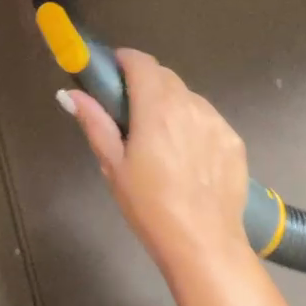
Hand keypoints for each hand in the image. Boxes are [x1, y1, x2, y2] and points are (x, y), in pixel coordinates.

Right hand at [60, 48, 252, 270]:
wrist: (205, 245)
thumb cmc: (149, 206)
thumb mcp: (113, 166)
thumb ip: (95, 122)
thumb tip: (71, 93)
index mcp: (156, 106)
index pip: (141, 61)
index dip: (124, 61)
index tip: (112, 75)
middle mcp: (189, 104)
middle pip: (165, 76)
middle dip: (146, 84)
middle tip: (131, 115)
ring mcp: (216, 121)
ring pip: (188, 97)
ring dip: (171, 105)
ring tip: (162, 143)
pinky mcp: (234, 140)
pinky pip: (208, 120)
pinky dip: (194, 126)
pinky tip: (189, 159)